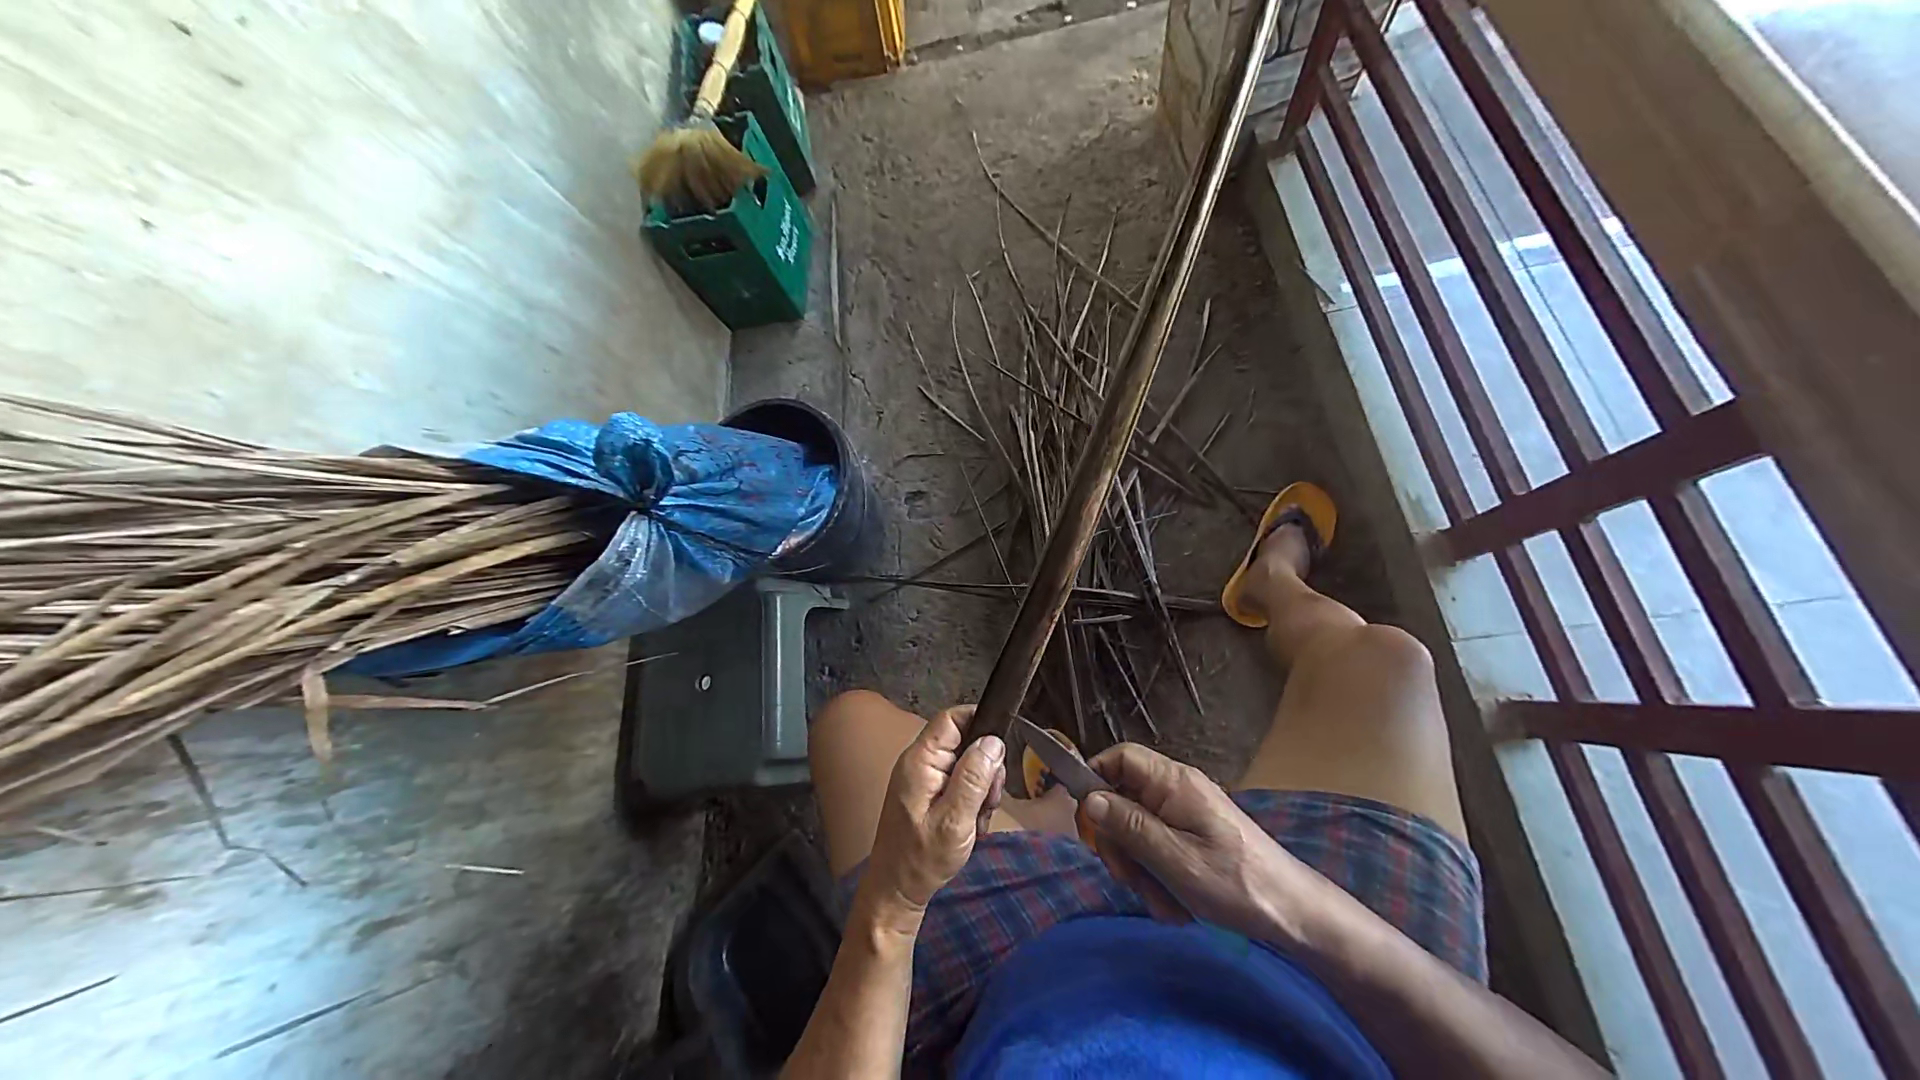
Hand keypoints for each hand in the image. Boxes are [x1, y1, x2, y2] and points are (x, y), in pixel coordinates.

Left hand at [858, 706, 1006, 928]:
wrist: (896, 892)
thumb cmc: (920, 861)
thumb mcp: (955, 821)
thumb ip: (974, 778)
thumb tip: (993, 741)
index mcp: (920, 761)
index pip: (952, 718)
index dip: (979, 722)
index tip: (1001, 749)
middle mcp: (919, 762)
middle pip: (964, 740)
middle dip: (985, 766)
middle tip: (989, 800)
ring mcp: (923, 777)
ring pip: (966, 762)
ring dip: (981, 786)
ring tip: (978, 817)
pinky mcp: (928, 792)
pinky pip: (959, 781)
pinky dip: (971, 798)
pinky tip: (971, 822)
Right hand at [1080, 743, 1315, 940]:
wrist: (1296, 915)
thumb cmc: (1236, 883)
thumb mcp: (1174, 859)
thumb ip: (1129, 826)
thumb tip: (1089, 798)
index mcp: (1173, 782)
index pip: (1120, 757)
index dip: (1095, 779)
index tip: (1087, 821)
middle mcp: (1177, 790)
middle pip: (1122, 799)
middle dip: (1120, 843)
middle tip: (1128, 879)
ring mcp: (1186, 814)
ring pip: (1137, 831)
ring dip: (1141, 869)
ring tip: (1163, 902)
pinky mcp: (1195, 838)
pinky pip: (1158, 849)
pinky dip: (1159, 877)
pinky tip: (1176, 904)